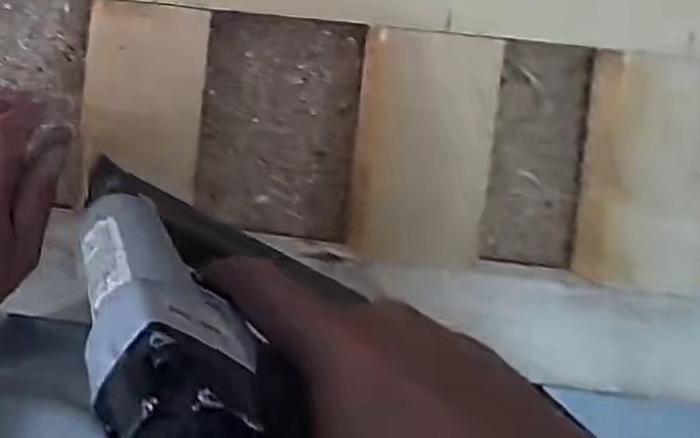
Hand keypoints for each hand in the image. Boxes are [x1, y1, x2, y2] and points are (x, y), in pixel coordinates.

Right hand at [204, 258, 583, 437]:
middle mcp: (389, 324)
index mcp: (341, 346)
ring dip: (363, 377)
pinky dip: (416, 392)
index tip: (196, 286)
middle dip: (301, 358)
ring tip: (369, 427)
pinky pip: (434, 367)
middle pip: (321, 324)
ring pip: (381, 345)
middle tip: (294, 406)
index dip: (221, 277)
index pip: (259, 282)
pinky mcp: (503, 375)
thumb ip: (285, 424)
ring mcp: (451, 343)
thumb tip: (253, 415)